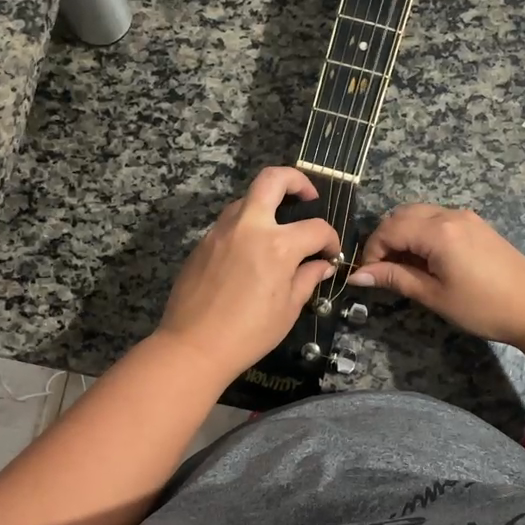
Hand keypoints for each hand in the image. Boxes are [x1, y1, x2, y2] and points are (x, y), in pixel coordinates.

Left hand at [155, 166, 342, 379]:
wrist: (194, 346)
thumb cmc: (249, 333)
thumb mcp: (288, 309)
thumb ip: (307, 279)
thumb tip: (321, 265)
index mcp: (278, 245)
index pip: (316, 228)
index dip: (330, 240)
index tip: (330, 254)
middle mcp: (249, 226)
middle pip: (272, 179)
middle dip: (296, 180)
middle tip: (308, 197)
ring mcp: (221, 231)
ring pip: (246, 198)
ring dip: (266, 204)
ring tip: (277, 229)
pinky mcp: (203, 243)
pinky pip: (229, 223)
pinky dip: (245, 227)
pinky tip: (250, 253)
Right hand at [350, 204, 524, 348]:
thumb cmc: (482, 307)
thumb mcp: (434, 296)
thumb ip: (395, 279)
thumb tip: (358, 276)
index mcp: (438, 232)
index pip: (389, 230)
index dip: (372, 251)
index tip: (368, 276)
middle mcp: (450, 215)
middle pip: (402, 215)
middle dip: (385, 239)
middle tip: (382, 271)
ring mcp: (467, 218)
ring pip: (420, 214)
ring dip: (403, 235)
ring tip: (403, 267)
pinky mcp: (477, 226)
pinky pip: (438, 219)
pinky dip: (422, 233)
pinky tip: (427, 261)